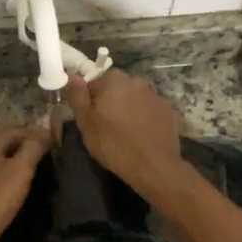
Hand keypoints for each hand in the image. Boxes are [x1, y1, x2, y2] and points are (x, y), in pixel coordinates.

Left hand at [0, 125, 49, 241]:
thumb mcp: (21, 170)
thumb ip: (34, 146)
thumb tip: (46, 128)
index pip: (22, 129)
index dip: (42, 136)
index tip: (60, 149)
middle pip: (11, 139)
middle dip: (31, 146)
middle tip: (52, 160)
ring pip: (3, 154)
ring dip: (21, 159)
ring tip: (40, 171)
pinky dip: (10, 170)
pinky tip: (20, 181)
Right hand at [65, 72, 185, 198]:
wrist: (152, 165)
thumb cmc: (113, 144)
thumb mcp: (86, 123)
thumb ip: (78, 97)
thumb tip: (73, 76)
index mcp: (114, 80)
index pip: (93, 84)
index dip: (89, 102)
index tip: (90, 120)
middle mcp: (136, 81)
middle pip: (116, 89)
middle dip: (111, 103)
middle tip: (106, 127)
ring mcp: (155, 95)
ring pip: (134, 99)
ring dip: (129, 110)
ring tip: (126, 133)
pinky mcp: (169, 110)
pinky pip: (150, 110)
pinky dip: (145, 118)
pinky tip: (142, 135)